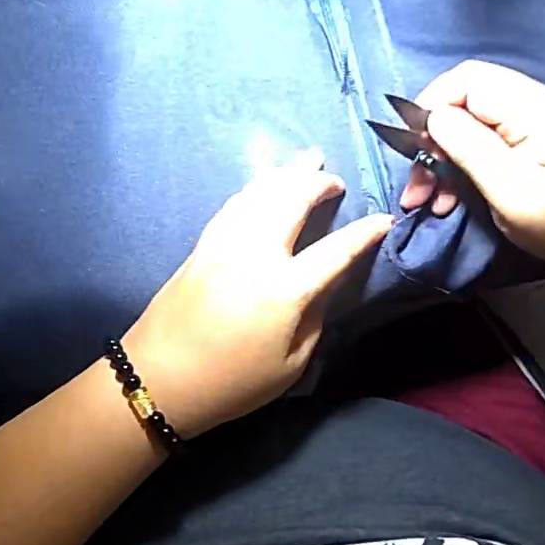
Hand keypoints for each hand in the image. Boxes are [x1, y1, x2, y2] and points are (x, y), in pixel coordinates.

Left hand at [120, 152, 392, 438]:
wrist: (160, 380)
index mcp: (284, 291)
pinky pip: (235, 204)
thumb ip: (315, 316)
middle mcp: (254, 255)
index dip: (364, 234)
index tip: (384, 219)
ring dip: (287, 173)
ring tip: (307, 161)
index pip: (335, 251)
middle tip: (336, 180)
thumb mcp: (291, 364)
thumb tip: (327, 281)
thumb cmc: (232, 383)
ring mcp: (224, 245)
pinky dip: (256, 187)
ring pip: (260, 193)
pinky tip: (265, 184)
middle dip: (318, 183)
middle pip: (292, 201)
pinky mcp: (202, 245)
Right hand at [400, 60, 544, 286]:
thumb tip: (431, 117)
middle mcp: (539, 103)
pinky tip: (449, 197)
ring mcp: (540, 122)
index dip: (431, 106)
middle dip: (432, 142)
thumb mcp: (513, 193)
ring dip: (443, 160)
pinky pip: (487, 142)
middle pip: (466, 103)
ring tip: (427, 201)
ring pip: (471, 125)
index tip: (410, 150)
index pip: (469, 80)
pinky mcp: (536, 143)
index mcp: (539, 108)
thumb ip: (471, 149)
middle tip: (415, 190)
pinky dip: (462, 167)